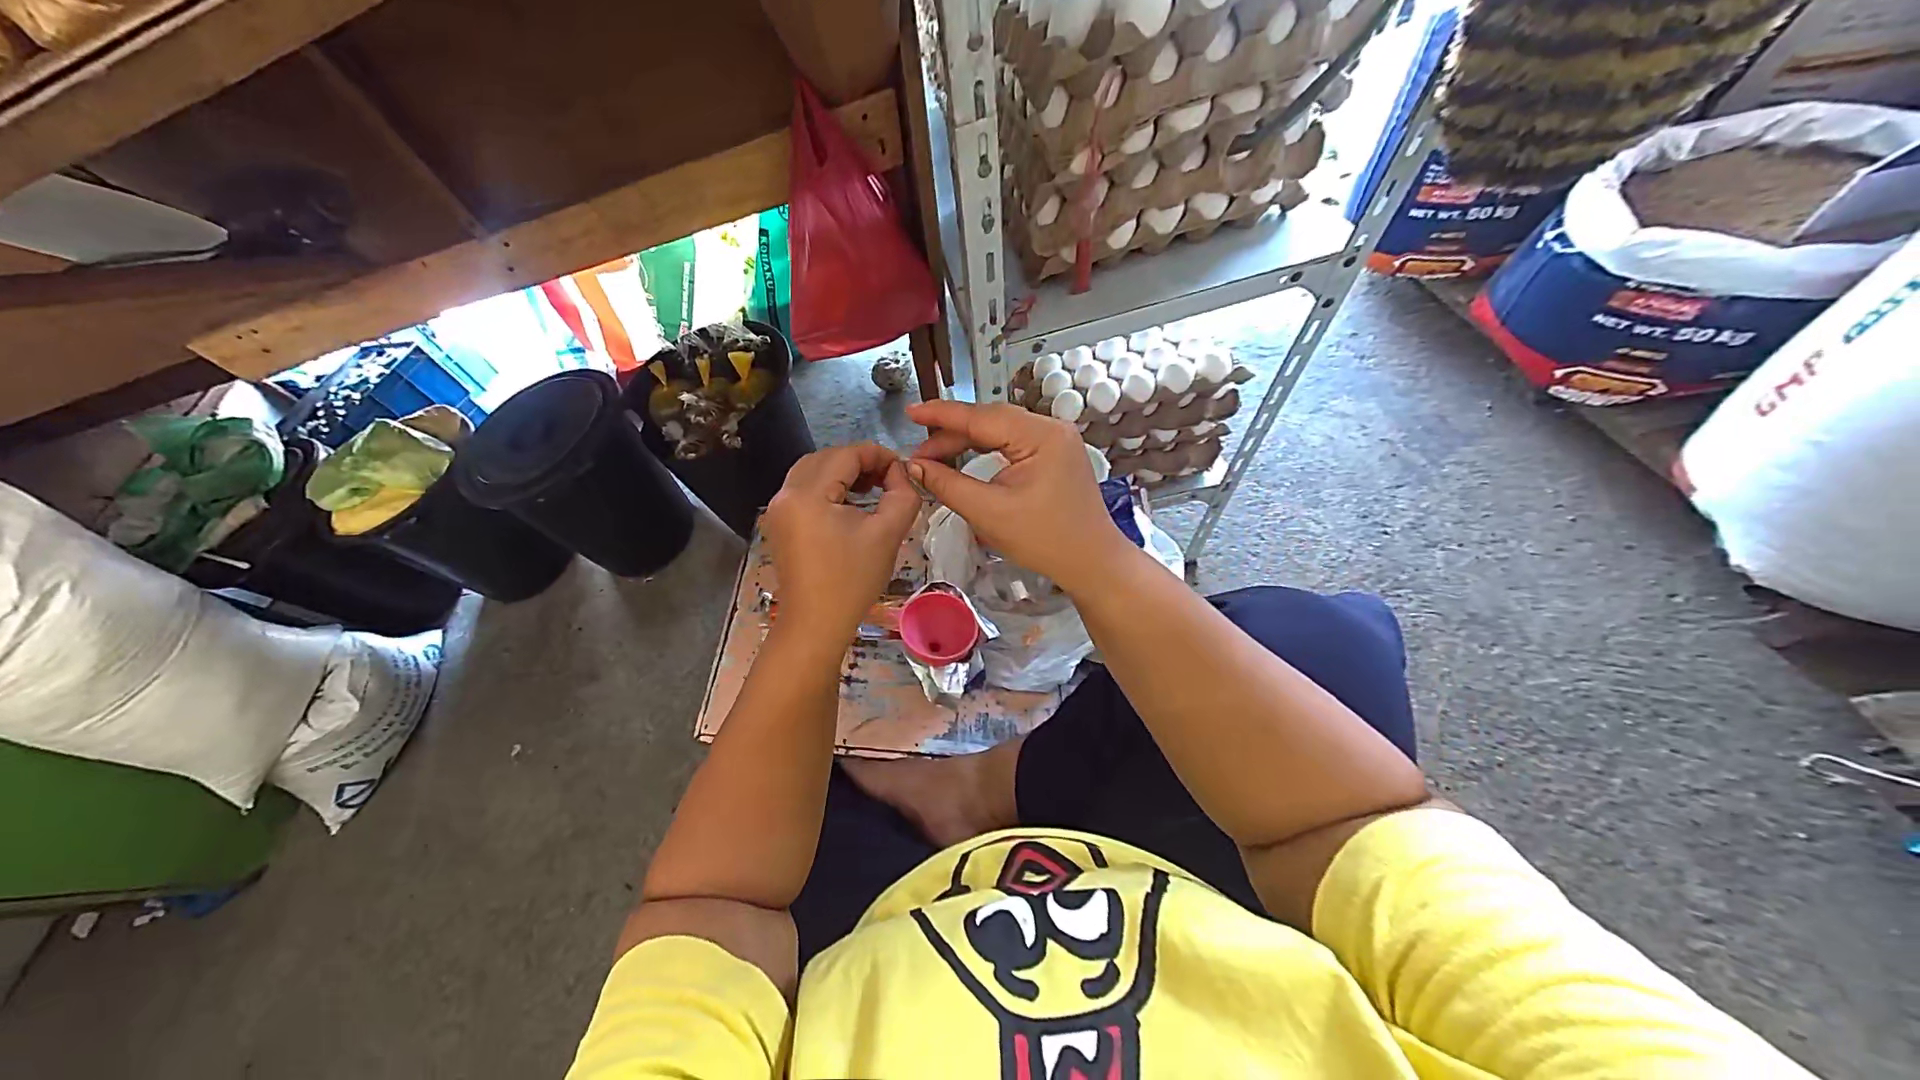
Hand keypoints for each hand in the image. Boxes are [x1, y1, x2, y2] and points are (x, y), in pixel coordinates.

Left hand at [762, 443, 920, 639]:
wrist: (816, 624)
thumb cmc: (853, 580)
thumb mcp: (888, 533)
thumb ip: (902, 494)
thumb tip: (900, 473)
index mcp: (807, 494)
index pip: (846, 454)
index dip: (878, 455)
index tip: (902, 468)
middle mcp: (785, 494)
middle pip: (826, 458)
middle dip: (859, 461)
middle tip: (889, 478)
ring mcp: (777, 509)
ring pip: (812, 471)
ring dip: (843, 473)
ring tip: (873, 489)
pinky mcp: (778, 524)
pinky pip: (803, 490)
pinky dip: (828, 488)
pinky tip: (850, 504)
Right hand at [905, 401, 1129, 592]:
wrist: (1091, 562)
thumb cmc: (1044, 540)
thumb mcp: (988, 512)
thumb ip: (948, 484)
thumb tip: (915, 466)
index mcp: (1041, 435)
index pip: (981, 416)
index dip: (941, 414)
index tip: (910, 411)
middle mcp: (1051, 428)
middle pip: (990, 421)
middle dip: (951, 434)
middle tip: (918, 452)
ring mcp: (1056, 441)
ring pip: (1000, 432)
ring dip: (967, 442)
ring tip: (934, 456)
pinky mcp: (1055, 455)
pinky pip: (1013, 444)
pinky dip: (986, 450)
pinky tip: (964, 458)